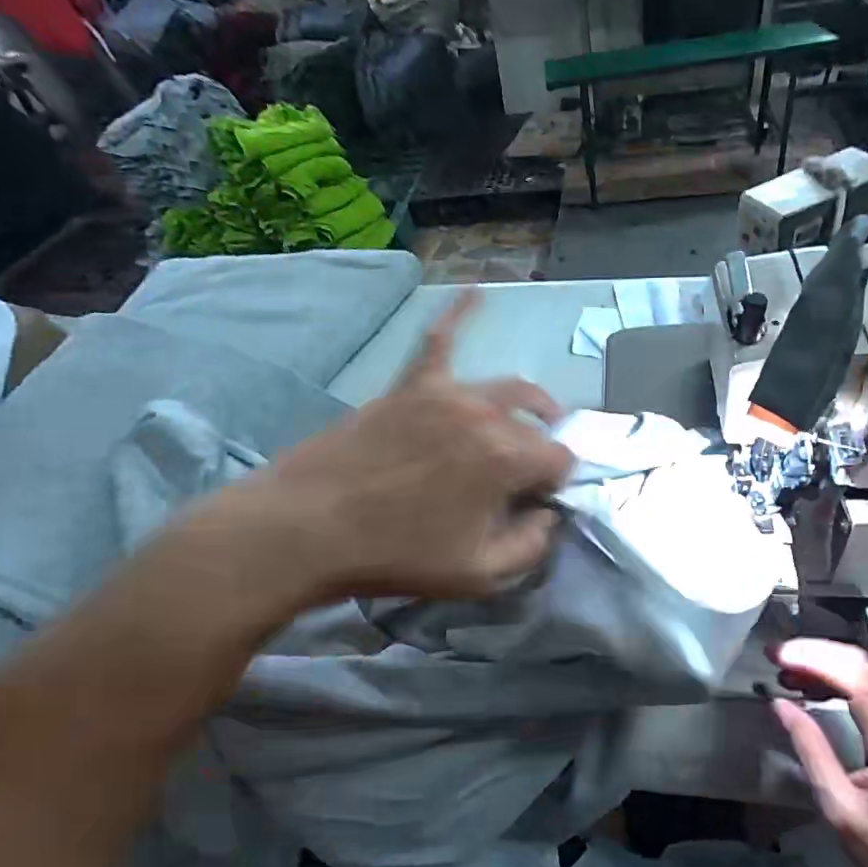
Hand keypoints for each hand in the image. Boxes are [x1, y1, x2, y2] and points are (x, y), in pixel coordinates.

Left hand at [161, 290, 573, 603]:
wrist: (308, 528)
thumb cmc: (395, 555)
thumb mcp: (478, 575)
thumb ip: (530, 545)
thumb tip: (549, 515)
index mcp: (506, 459)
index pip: (559, 459)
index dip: (555, 483)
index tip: (536, 502)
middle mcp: (485, 414)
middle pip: (534, 423)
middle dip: (541, 447)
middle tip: (525, 475)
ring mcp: (445, 394)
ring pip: (505, 385)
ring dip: (528, 401)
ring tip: (535, 413)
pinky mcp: (409, 387)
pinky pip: (437, 342)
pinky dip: (457, 315)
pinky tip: (474, 291)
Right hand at [771, 639, 867, 866]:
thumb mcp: (842, 811)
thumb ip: (812, 752)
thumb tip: (780, 705)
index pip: (858, 681)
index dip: (815, 659)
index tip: (778, 656)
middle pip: (864, 668)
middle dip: (816, 653)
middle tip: (775, 655)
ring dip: (825, 664)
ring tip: (785, 670)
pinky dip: (837, 680)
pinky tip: (812, 688)